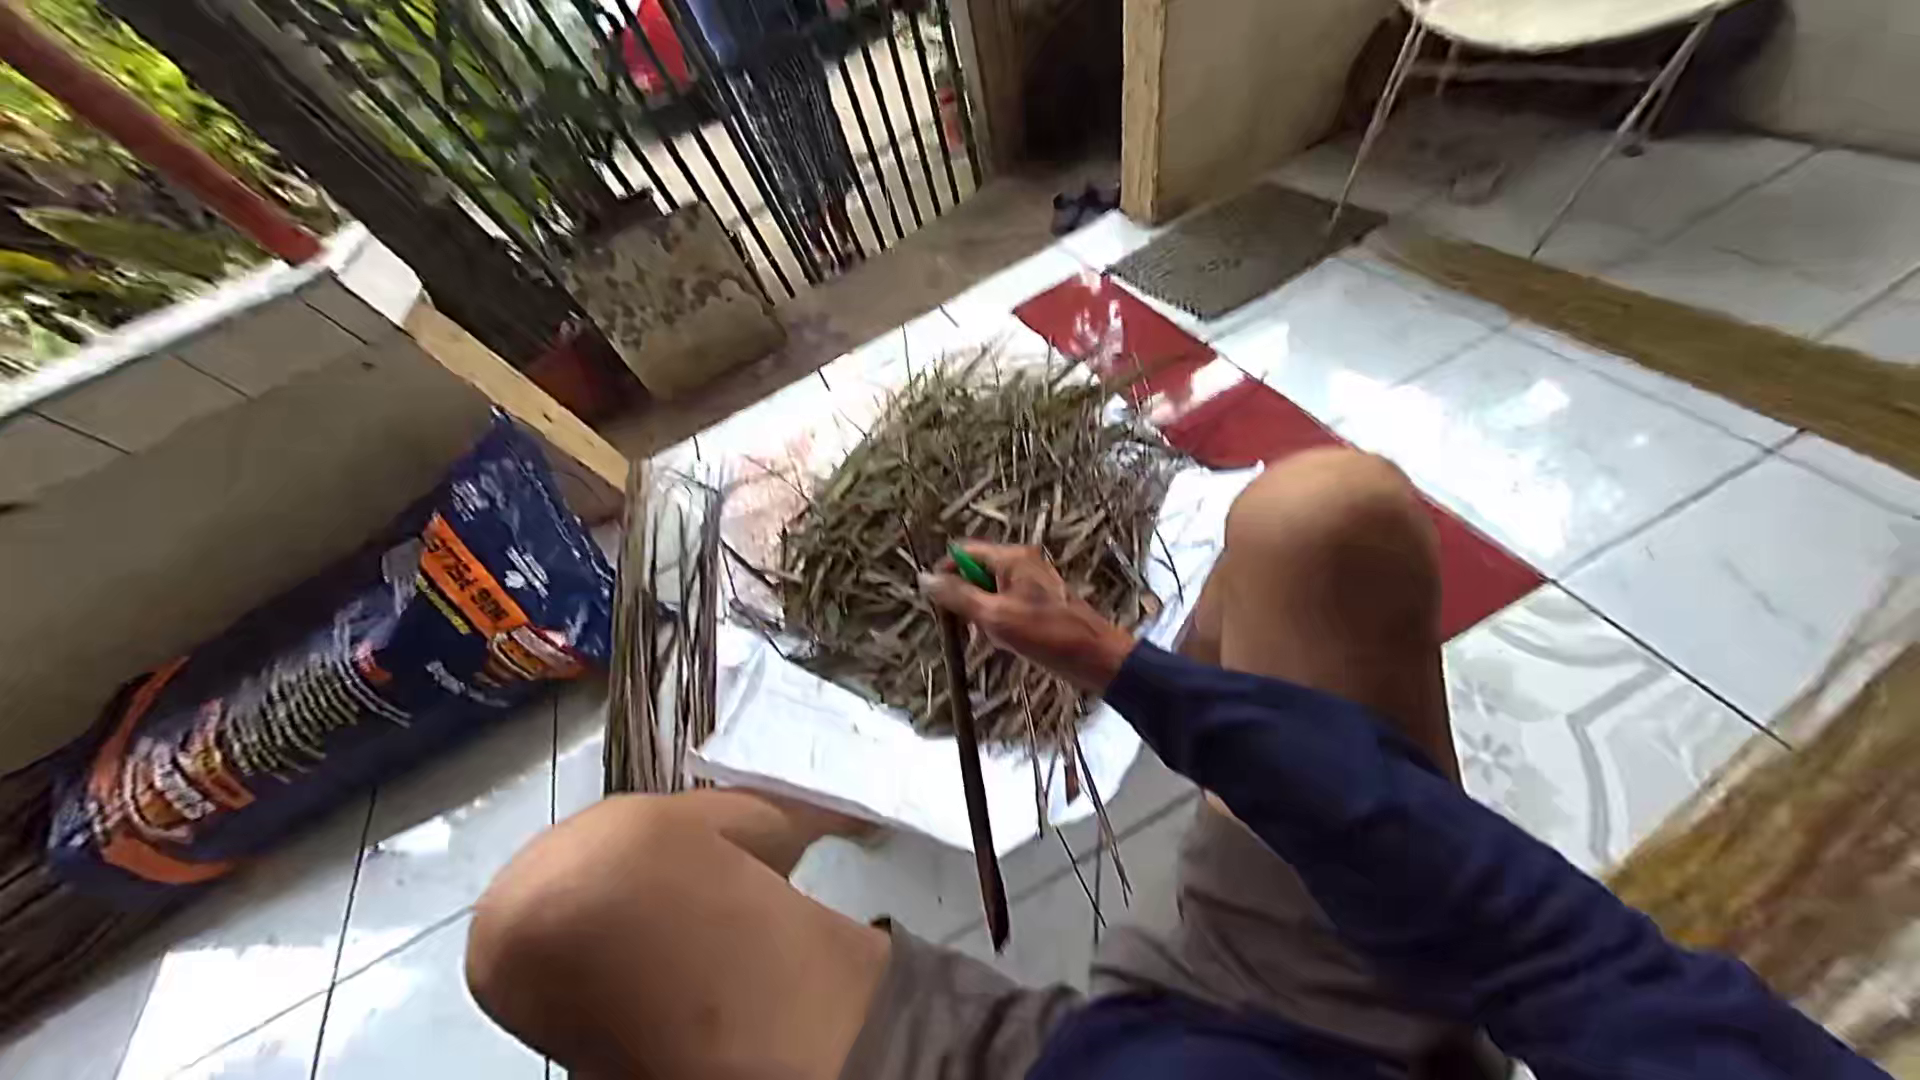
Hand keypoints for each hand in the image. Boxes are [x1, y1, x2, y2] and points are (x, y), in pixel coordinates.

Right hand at [919, 541, 1135, 693]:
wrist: (1095, 657)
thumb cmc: (1046, 634)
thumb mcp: (994, 616)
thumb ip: (957, 596)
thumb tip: (924, 578)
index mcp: (1011, 557)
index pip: (963, 552)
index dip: (945, 575)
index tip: (939, 605)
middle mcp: (1021, 562)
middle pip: (975, 571)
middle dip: (966, 599)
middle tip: (967, 627)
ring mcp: (1031, 580)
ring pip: (989, 590)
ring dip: (982, 614)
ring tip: (992, 637)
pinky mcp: (1038, 600)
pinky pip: (1005, 603)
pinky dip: (998, 620)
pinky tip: (1006, 642)